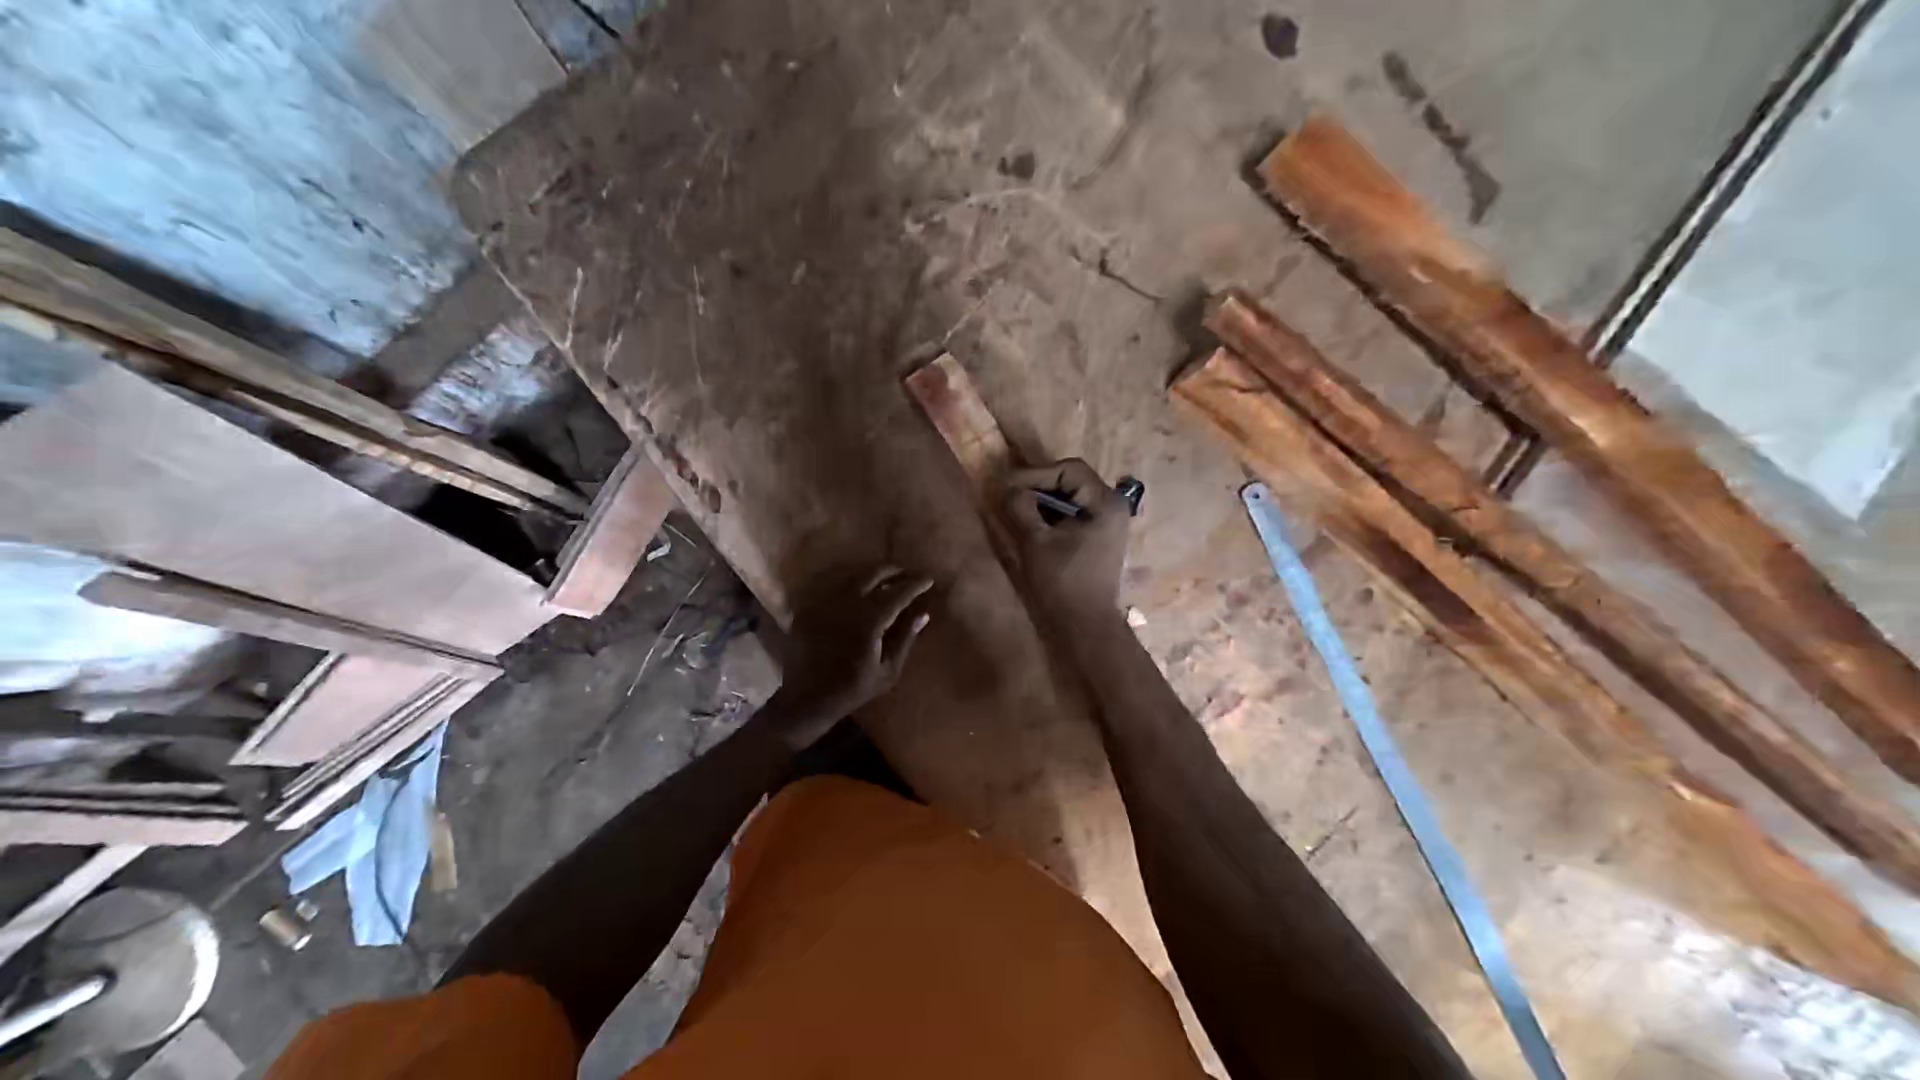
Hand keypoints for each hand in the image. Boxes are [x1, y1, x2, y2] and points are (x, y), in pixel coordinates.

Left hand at [764, 567, 933, 747]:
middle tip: (907, 574)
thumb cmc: (853, 689)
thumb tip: (923, 613)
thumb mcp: (888, 670)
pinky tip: (859, 594)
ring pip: (853, 577)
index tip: (929, 579)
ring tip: (886, 580)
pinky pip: (835, 588)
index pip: (898, 593)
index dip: (915, 584)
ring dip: (873, 575)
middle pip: (874, 573)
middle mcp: (846, 603)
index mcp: (869, 620)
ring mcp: (825, 603)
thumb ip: (905, 638)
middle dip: (894, 570)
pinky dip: (852, 586)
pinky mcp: (810, 608)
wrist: (807, 698)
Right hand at [1003, 459, 1131, 617]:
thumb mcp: (1036, 541)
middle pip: (1072, 480)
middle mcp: (1113, 507)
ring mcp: (1109, 523)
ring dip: (1044, 499)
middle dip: (1039, 484)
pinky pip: (1075, 514)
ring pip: (1072, 497)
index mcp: (1106, 503)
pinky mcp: (1100, 537)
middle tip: (1010, 491)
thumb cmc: (1063, 581)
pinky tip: (1031, 520)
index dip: (1036, 473)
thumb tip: (1009, 488)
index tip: (1008, 484)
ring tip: (1016, 505)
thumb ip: (1022, 508)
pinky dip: (1053, 514)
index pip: (1069, 470)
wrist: (1085, 625)